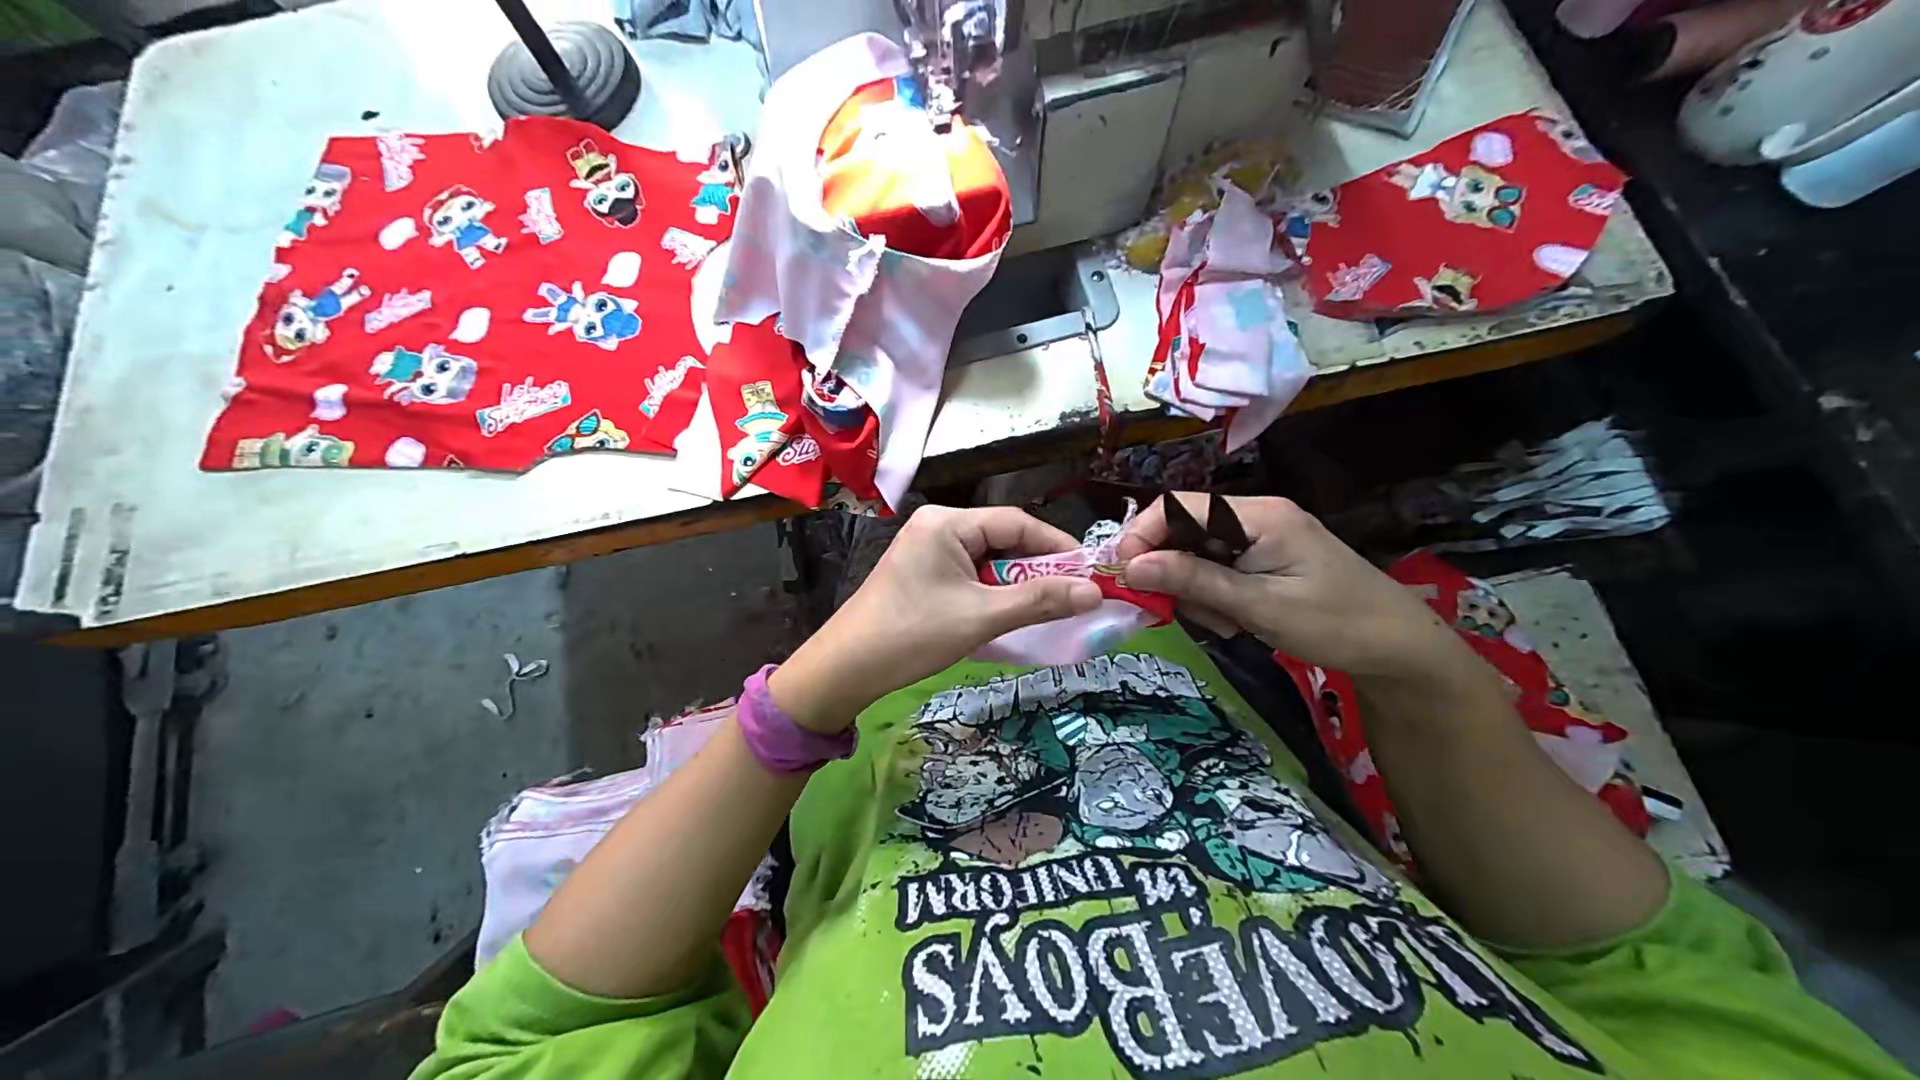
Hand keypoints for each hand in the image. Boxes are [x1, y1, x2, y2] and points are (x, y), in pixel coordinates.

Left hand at [769, 506, 1102, 731]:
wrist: (845, 668)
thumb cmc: (912, 635)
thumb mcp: (981, 617)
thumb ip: (1039, 601)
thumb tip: (1094, 591)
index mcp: (947, 523)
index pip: (1016, 522)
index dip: (1057, 547)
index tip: (1089, 574)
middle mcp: (937, 527)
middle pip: (1003, 539)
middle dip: (1038, 569)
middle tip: (1073, 597)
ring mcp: (927, 551)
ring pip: (988, 560)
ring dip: (1017, 585)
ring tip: (1048, 610)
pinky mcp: (923, 574)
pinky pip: (970, 576)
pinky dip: (994, 594)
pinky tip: (1010, 615)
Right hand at [1117, 493, 1472, 683]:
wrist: (1399, 648)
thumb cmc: (1334, 623)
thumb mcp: (1258, 606)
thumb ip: (1193, 582)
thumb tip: (1130, 567)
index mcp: (1258, 515)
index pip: (1178, 507)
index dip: (1143, 536)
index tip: (1124, 575)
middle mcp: (1254, 517)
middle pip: (1183, 531)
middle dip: (1173, 573)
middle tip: (1186, 614)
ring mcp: (1259, 538)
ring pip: (1195, 555)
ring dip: (1195, 592)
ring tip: (1226, 624)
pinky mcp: (1263, 559)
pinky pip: (1216, 570)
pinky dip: (1213, 597)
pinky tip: (1235, 622)